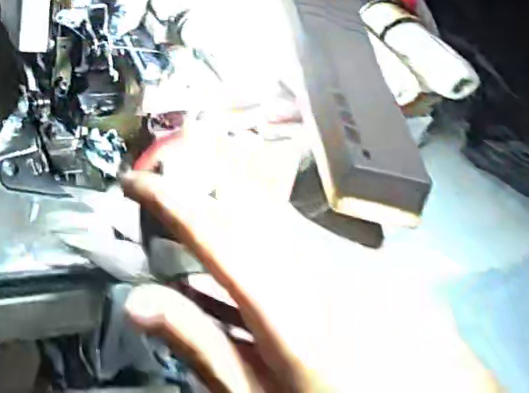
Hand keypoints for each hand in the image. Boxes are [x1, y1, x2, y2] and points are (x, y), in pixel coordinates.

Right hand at [121, 171, 497, 392]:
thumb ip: (201, 346)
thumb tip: (135, 300)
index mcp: (290, 314)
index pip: (210, 229)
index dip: (163, 198)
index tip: (130, 182)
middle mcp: (331, 278)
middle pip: (247, 204)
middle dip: (199, 195)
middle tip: (167, 208)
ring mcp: (372, 279)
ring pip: (283, 220)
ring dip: (237, 219)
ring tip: (214, 247)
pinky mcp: (398, 287)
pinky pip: (320, 245)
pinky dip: (280, 246)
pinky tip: (273, 280)